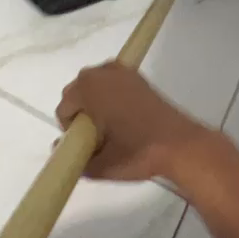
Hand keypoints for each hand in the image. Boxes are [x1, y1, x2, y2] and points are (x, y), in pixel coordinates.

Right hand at [56, 62, 218, 182]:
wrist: (178, 144)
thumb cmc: (137, 152)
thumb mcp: (102, 166)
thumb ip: (77, 159)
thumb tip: (59, 150)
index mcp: (89, 90)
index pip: (64, 106)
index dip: (70, 128)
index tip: (84, 144)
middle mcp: (102, 73)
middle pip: (77, 90)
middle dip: (80, 111)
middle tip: (94, 136)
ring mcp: (122, 71)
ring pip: (95, 83)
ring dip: (94, 101)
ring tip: (109, 126)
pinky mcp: (138, 77)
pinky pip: (112, 82)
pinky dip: (110, 94)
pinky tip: (123, 116)